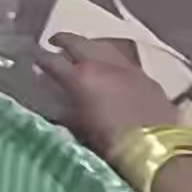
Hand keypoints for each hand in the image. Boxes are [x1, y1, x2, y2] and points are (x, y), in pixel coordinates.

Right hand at [34, 33, 178, 173]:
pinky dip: (111, 60)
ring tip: (83, 52)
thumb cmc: (108, 142)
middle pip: (77, 42)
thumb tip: (55, 95)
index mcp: (79, 77)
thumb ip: (62, 104)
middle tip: (54, 42)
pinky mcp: (147, 77)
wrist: (157, 151)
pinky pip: (123, 60)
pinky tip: (110, 69)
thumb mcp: (76, 124)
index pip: (51, 60)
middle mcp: (102, 65)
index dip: (40, 59)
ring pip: (103, 46)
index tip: (34, 60)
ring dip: (89, 46)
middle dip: (63, 40)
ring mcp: (127, 68)